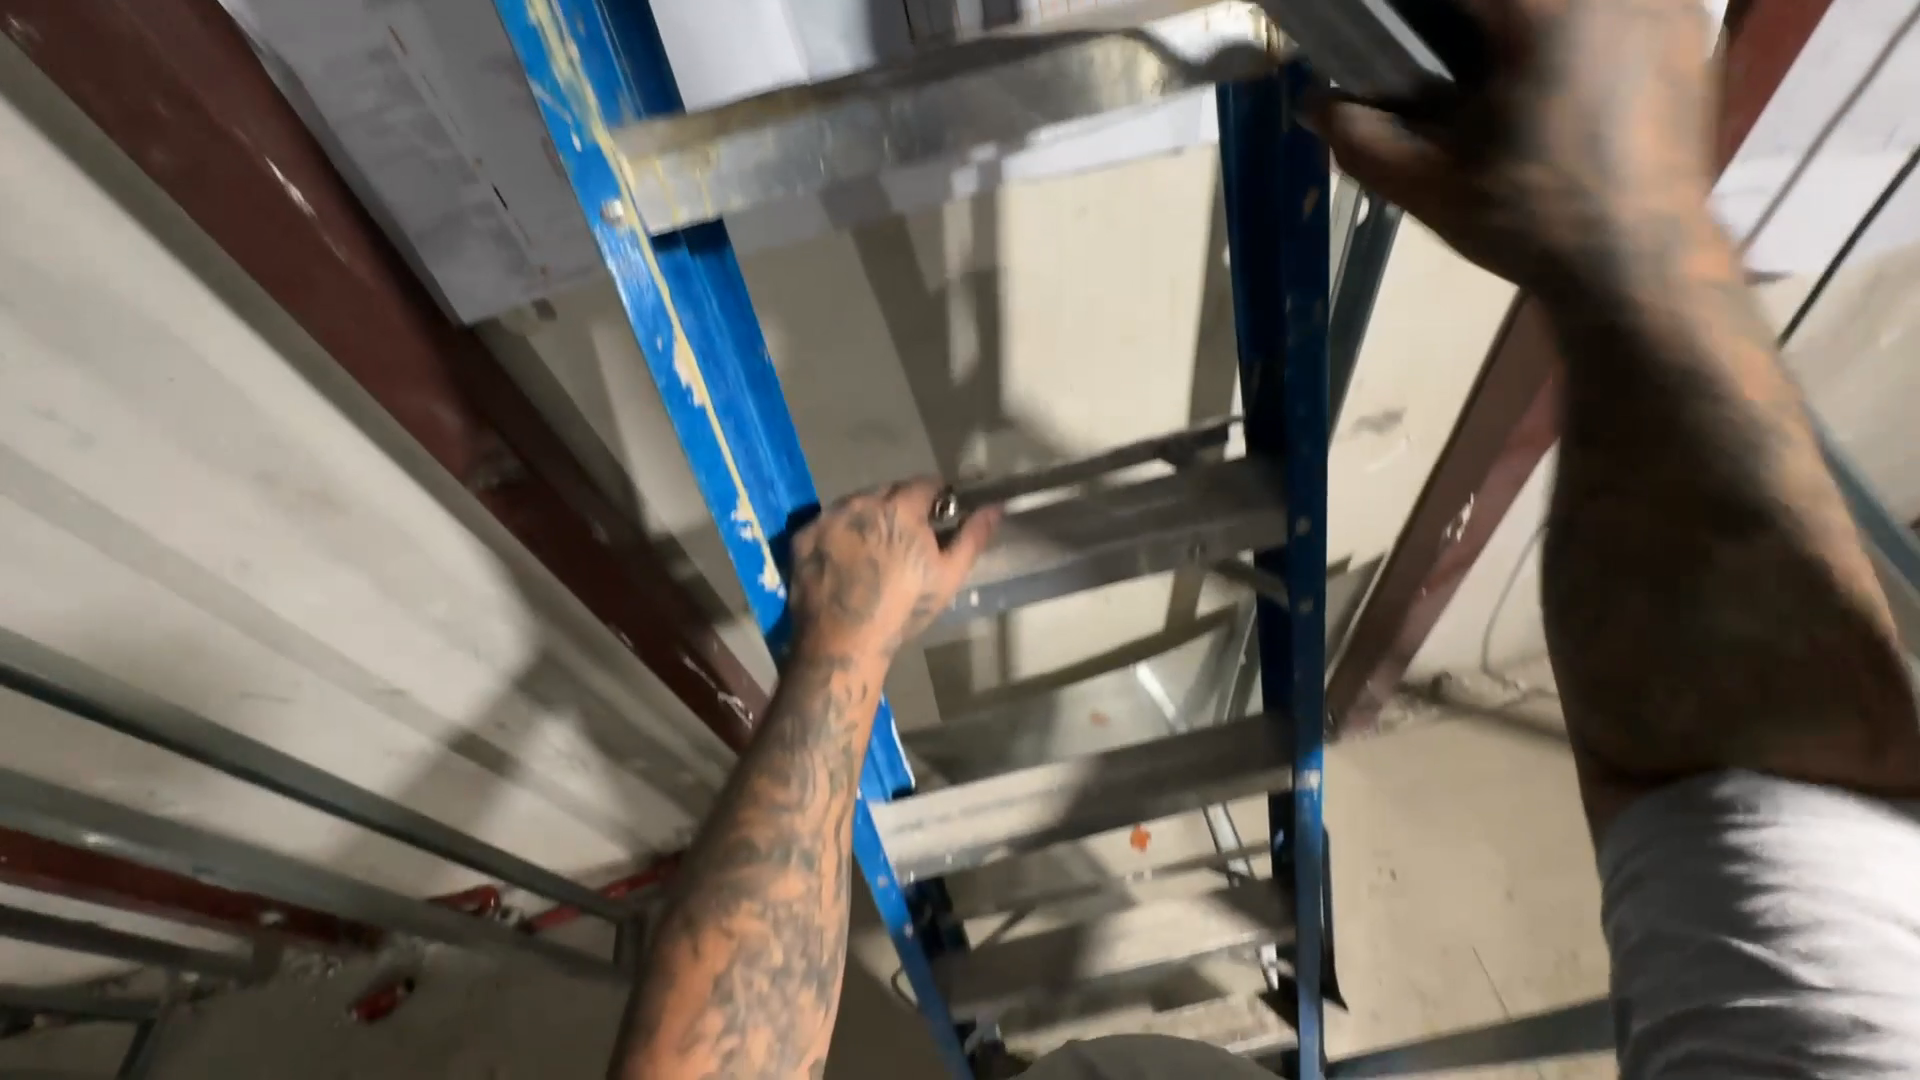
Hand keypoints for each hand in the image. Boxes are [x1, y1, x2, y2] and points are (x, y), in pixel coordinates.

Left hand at [787, 479, 1000, 663]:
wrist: (843, 642)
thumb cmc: (903, 609)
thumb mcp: (948, 576)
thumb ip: (973, 536)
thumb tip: (996, 507)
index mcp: (900, 508)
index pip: (925, 483)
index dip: (936, 498)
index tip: (938, 516)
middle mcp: (861, 501)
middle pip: (888, 490)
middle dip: (900, 506)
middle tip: (905, 539)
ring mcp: (828, 517)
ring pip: (855, 503)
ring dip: (867, 516)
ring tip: (872, 550)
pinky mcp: (803, 535)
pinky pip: (827, 522)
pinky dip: (838, 533)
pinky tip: (844, 560)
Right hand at [1315, 0, 1716, 296]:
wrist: (1637, 263)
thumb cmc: (1526, 223)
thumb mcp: (1424, 187)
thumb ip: (1361, 138)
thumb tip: (1313, 102)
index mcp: (1550, 13)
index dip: (1417, 16)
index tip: (1394, 39)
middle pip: (1514, 1)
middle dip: (1469, 25)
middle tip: (1438, 63)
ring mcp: (1667, 0)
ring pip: (1560, 5)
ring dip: (1518, 29)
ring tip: (1492, 80)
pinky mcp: (1690, 27)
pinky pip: (1612, 8)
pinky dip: (1569, 31)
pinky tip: (1552, 84)